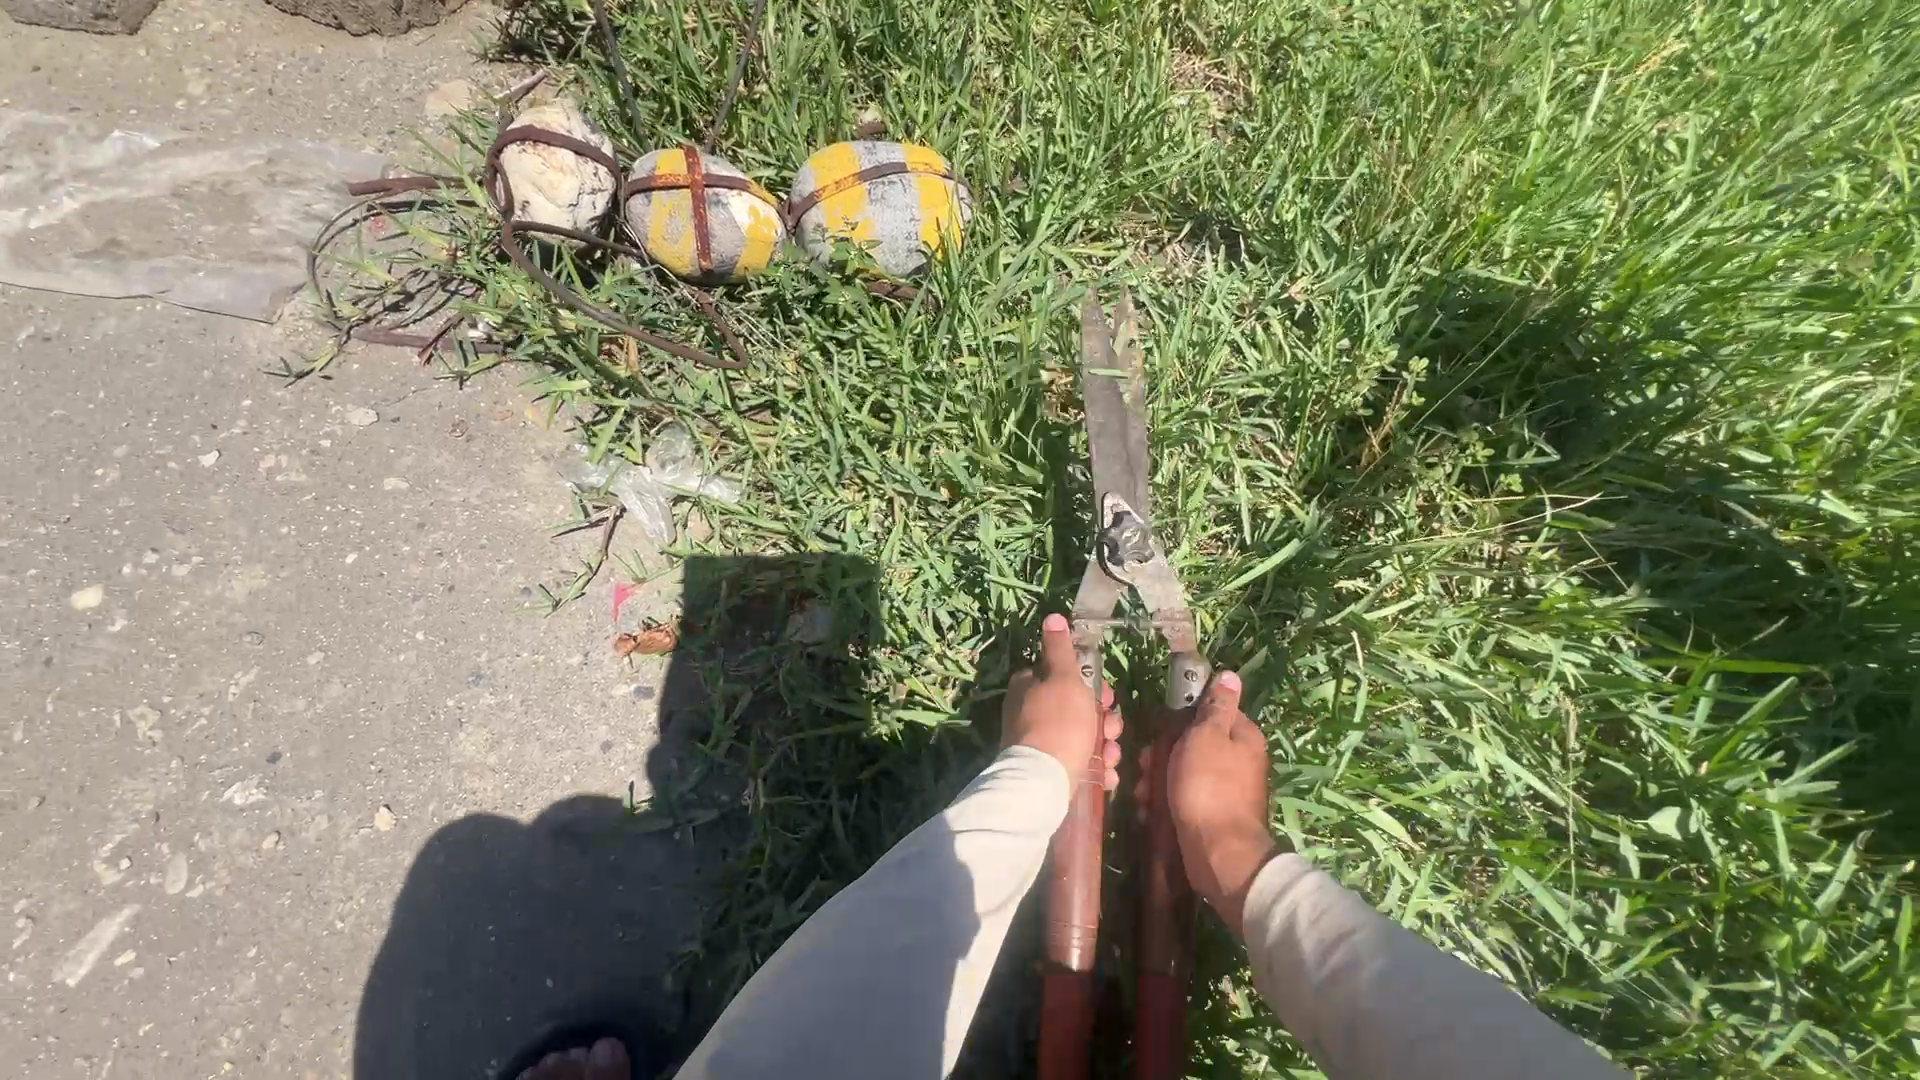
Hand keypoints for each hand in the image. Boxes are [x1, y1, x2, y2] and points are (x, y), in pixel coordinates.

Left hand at [1002, 613, 1123, 788]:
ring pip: (1084, 738)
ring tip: (1109, 758)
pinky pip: (1080, 764)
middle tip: (1111, 730)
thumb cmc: (1059, 722)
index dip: (1093, 687)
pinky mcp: (1050, 770)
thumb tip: (1052, 617)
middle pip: (1079, 709)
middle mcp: (1031, 712)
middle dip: (1104, 721)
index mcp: (1030, 687)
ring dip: (1105, 747)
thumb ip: (1059, 648)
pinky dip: (1096, 769)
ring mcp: (1040, 743)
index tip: (1107, 697)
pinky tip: (1105, 777)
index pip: (1066, 677)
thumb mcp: (1062, 677)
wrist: (1044, 780)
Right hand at [1167, 671, 1278, 937]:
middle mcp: (1238, 760)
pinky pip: (1181, 796)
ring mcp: (1224, 789)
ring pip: (1181, 770)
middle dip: (1162, 751)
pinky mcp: (1209, 813)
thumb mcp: (1207, 735)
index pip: (1211, 711)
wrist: (1217, 852)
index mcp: (1243, 737)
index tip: (1161, 727)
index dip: (1183, 716)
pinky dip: (1163, 800)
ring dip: (1156, 777)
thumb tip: (1230, 675)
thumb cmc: (1208, 786)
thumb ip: (1216, 706)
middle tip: (1145, 762)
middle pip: (1192, 742)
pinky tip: (1149, 807)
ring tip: (1142, 790)